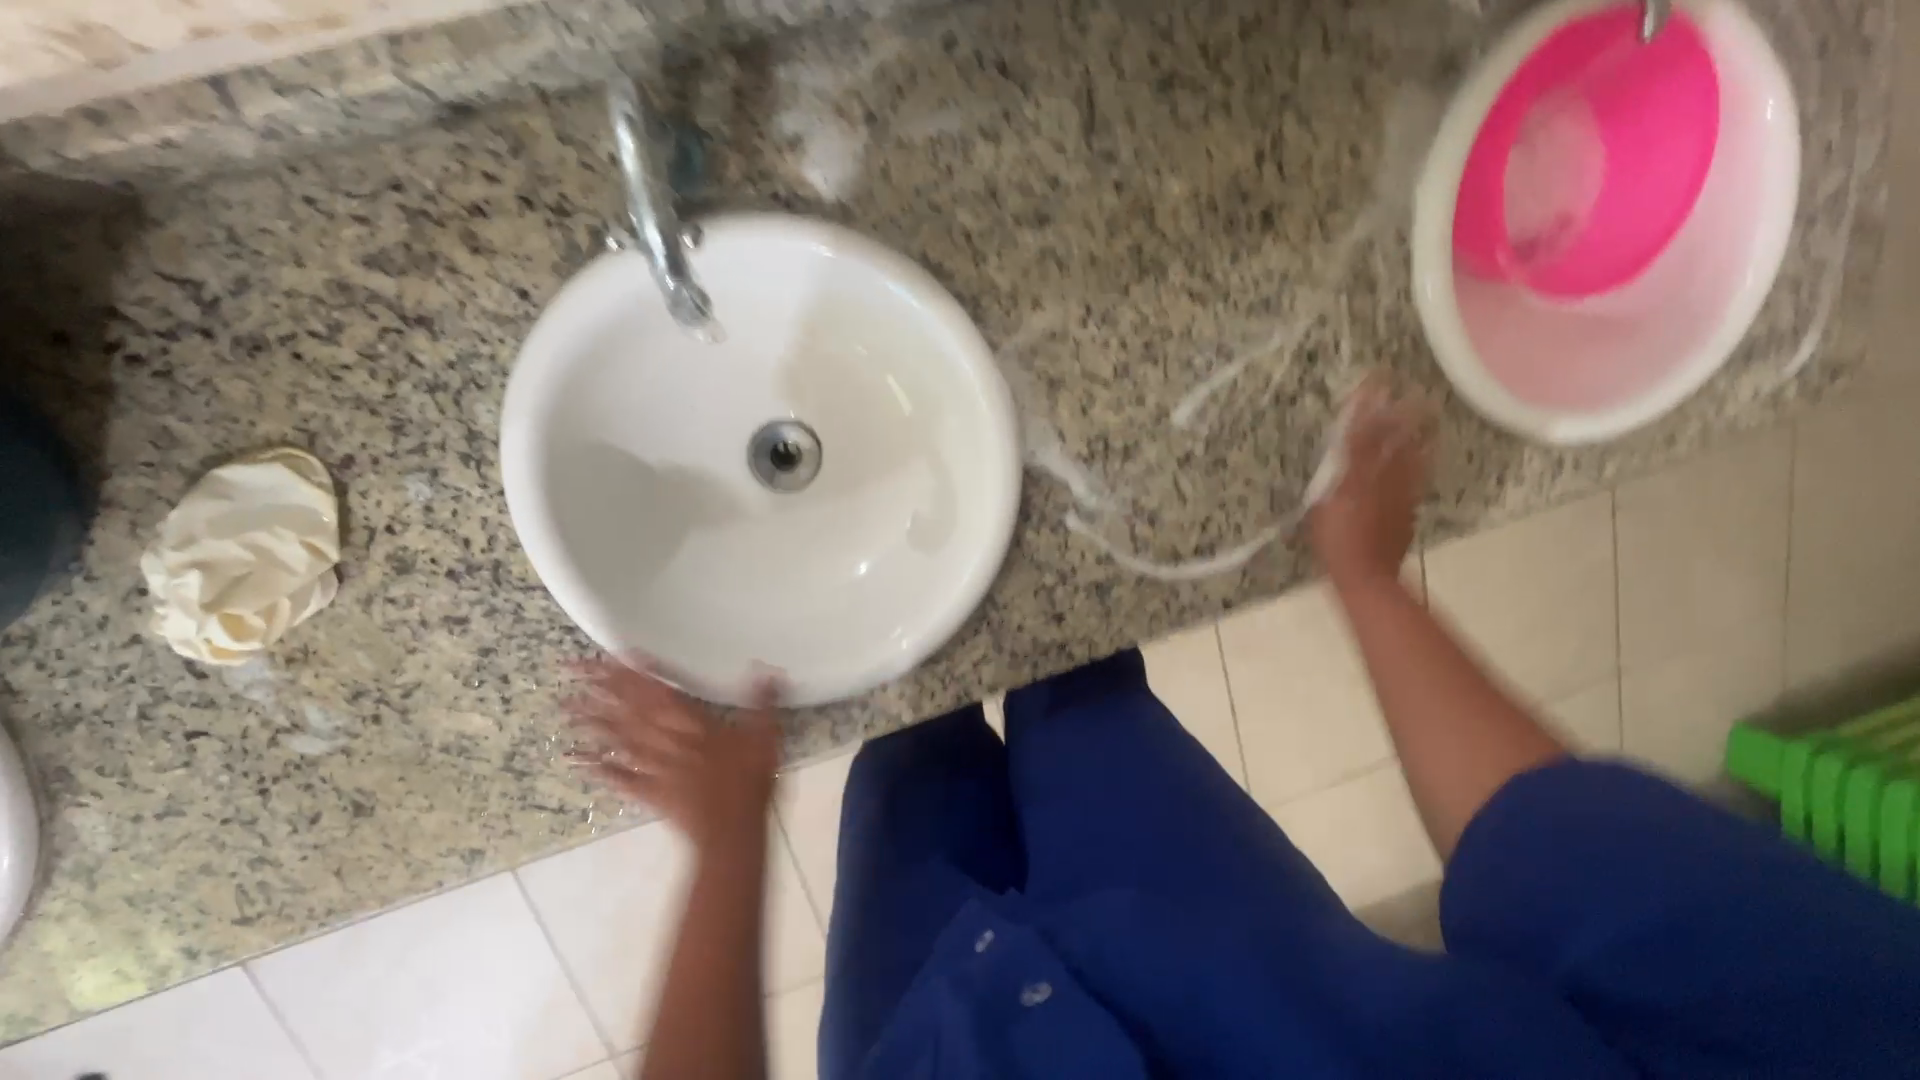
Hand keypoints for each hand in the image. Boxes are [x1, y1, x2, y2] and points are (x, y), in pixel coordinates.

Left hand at [565, 657, 783, 850]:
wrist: (730, 832)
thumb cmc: (749, 783)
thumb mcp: (764, 736)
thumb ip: (762, 702)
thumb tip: (767, 670)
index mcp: (692, 722)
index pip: (658, 688)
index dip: (635, 670)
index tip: (611, 652)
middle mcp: (665, 739)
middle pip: (628, 708)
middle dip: (600, 686)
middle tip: (571, 668)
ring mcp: (652, 766)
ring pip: (617, 738)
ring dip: (590, 720)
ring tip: (564, 705)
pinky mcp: (647, 792)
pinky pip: (617, 776)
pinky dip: (596, 768)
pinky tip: (574, 759)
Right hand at [1308, 375, 1432, 589]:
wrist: (1369, 577)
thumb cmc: (1336, 546)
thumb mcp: (1322, 510)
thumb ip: (1332, 482)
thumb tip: (1338, 460)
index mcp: (1357, 476)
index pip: (1361, 432)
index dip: (1366, 405)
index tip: (1374, 379)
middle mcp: (1384, 478)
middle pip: (1394, 438)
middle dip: (1400, 412)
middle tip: (1410, 388)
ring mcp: (1401, 492)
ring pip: (1411, 453)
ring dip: (1417, 430)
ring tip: (1426, 410)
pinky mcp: (1409, 506)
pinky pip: (1418, 472)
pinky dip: (1422, 455)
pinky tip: (1427, 447)